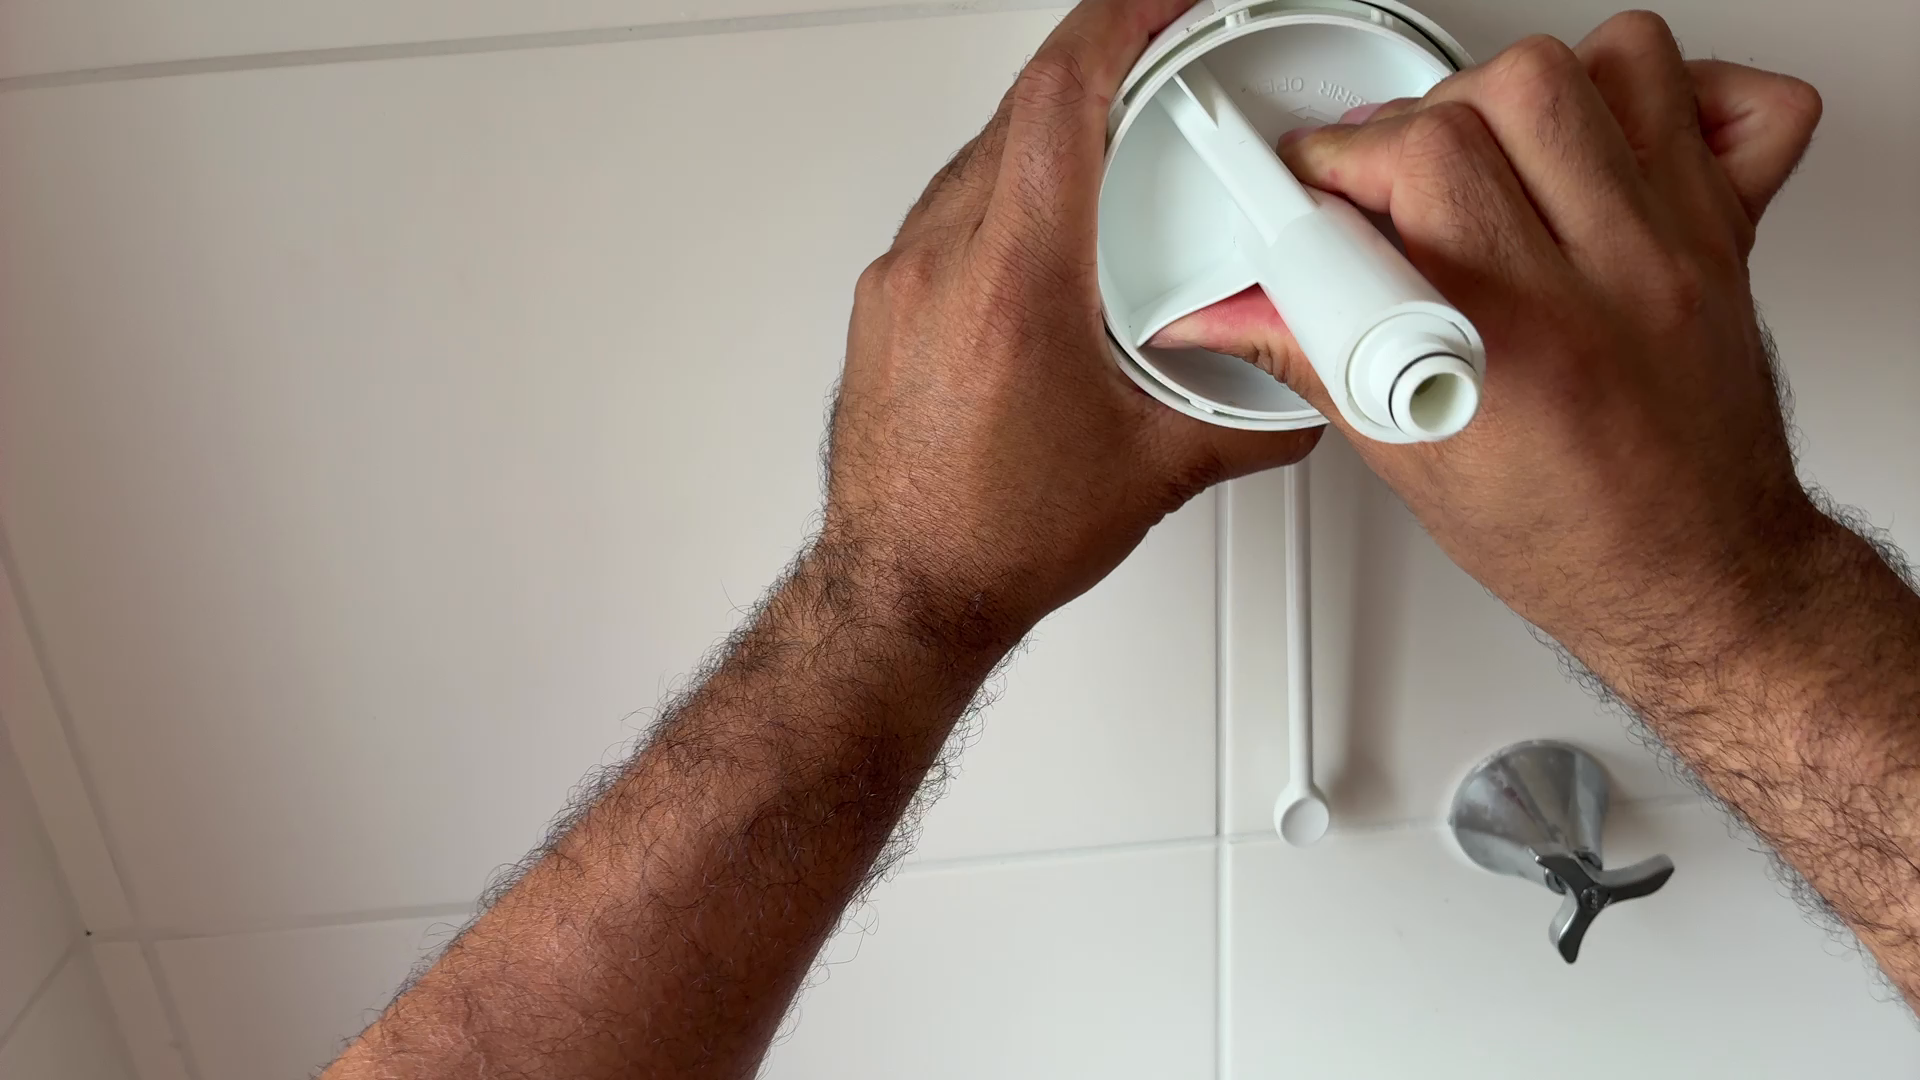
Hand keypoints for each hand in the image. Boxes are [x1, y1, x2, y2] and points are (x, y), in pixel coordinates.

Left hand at [825, 0, 1316, 648]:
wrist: (907, 588)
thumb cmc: (991, 542)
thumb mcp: (1147, 474)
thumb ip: (1244, 423)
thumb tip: (1292, 398)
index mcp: (1012, 292)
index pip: (1062, 95)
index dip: (1120, 20)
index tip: (1160, 3)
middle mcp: (937, 273)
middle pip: (1019, 118)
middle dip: (1095, 86)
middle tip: (1148, 98)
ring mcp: (895, 288)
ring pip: (975, 165)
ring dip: (1042, 151)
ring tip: (1098, 186)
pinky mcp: (879, 313)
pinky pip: (942, 218)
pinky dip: (997, 207)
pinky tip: (1033, 254)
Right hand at [1153, 14, 1826, 683]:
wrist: (1676, 565)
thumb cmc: (1549, 531)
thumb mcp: (1396, 453)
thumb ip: (1313, 359)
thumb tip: (1233, 320)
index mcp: (1499, 347)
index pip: (1394, 197)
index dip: (1320, 174)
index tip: (1291, 185)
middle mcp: (1596, 282)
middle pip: (1484, 112)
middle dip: (1390, 130)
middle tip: (1364, 179)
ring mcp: (1674, 248)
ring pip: (1599, 71)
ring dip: (1500, 94)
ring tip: (1462, 151)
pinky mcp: (1727, 234)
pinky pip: (1737, 100)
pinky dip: (1654, 89)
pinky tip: (1583, 140)